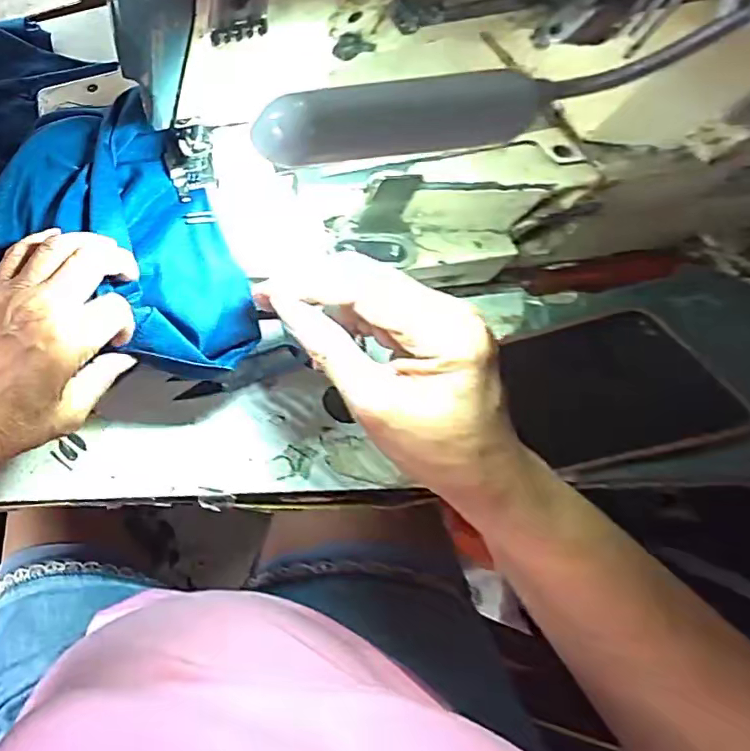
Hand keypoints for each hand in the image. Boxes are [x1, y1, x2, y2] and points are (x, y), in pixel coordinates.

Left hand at [0, 230, 138, 479]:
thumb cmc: (7, 423)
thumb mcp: (67, 413)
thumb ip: (100, 380)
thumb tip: (120, 360)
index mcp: (66, 339)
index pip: (114, 308)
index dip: (125, 322)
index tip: (117, 338)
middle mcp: (42, 306)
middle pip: (91, 259)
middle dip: (117, 260)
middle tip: (126, 272)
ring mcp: (15, 294)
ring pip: (57, 246)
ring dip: (86, 241)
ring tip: (102, 249)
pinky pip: (19, 251)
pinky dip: (40, 240)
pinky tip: (56, 239)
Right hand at [256, 253, 538, 512]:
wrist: (482, 472)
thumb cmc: (433, 448)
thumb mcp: (369, 400)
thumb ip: (326, 346)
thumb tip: (286, 306)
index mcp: (445, 331)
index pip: (363, 291)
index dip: (308, 287)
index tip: (267, 291)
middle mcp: (450, 310)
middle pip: (366, 277)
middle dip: (312, 283)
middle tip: (269, 294)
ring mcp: (443, 313)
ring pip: (368, 283)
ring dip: (324, 293)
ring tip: (287, 307)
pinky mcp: (432, 320)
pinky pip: (378, 300)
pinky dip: (343, 307)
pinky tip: (320, 322)